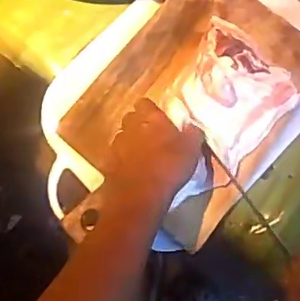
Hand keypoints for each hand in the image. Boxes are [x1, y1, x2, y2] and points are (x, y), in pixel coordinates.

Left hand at [105, 99, 200, 217]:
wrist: (140, 197)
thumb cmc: (169, 168)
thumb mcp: (192, 150)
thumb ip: (192, 133)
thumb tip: (192, 126)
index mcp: (151, 119)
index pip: (145, 103)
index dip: (150, 108)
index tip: (157, 116)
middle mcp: (131, 127)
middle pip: (130, 118)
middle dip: (138, 123)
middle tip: (150, 134)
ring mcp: (116, 146)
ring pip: (121, 137)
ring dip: (128, 142)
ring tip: (139, 154)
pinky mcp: (107, 165)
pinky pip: (114, 157)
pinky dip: (120, 160)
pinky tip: (129, 170)